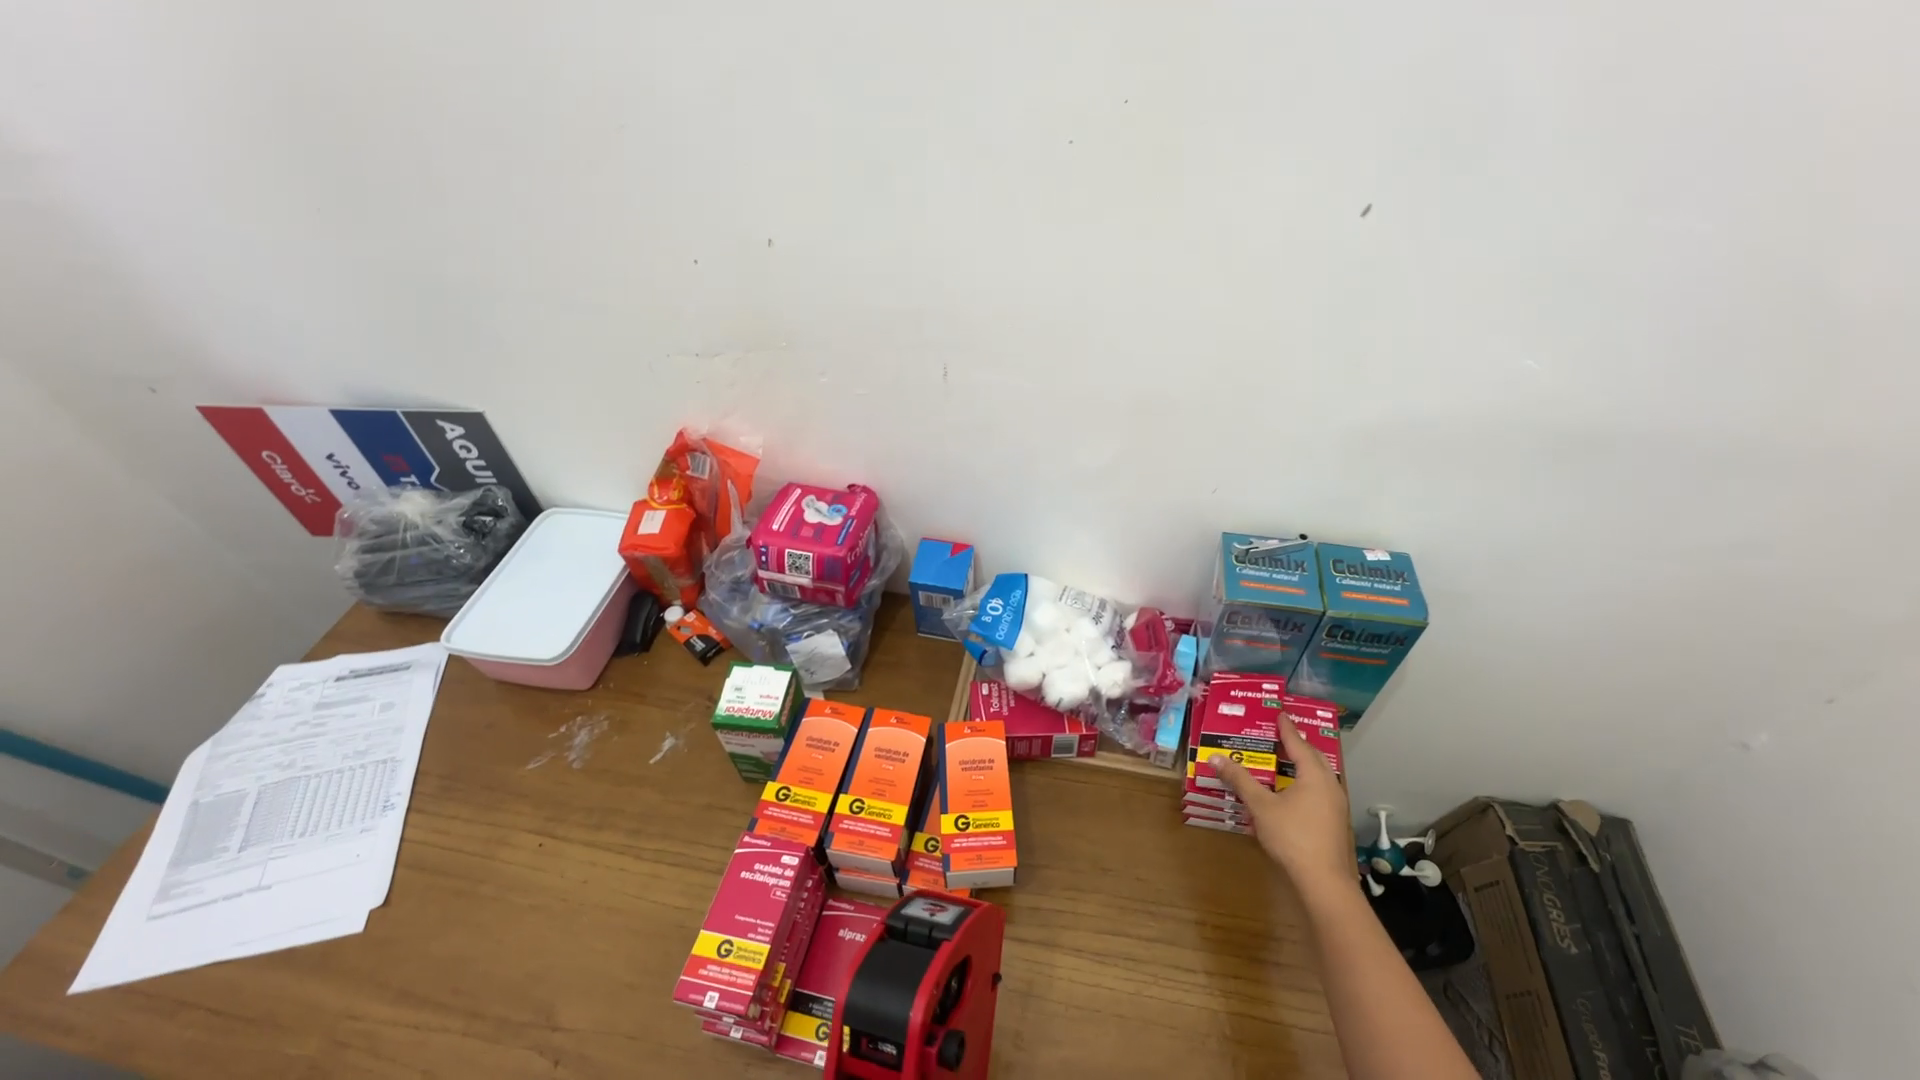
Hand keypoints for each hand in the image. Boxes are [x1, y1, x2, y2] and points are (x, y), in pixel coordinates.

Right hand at [1204, 717, 1353, 896]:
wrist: (1324, 880)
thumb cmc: (1292, 836)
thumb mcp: (1261, 806)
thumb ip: (1240, 781)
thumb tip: (1216, 758)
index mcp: (1314, 775)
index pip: (1299, 744)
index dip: (1287, 729)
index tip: (1280, 714)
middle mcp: (1330, 785)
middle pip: (1315, 758)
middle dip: (1299, 745)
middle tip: (1282, 735)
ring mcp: (1337, 805)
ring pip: (1321, 776)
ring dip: (1305, 765)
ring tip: (1288, 760)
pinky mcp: (1336, 822)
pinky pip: (1321, 791)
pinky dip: (1308, 783)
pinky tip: (1297, 793)